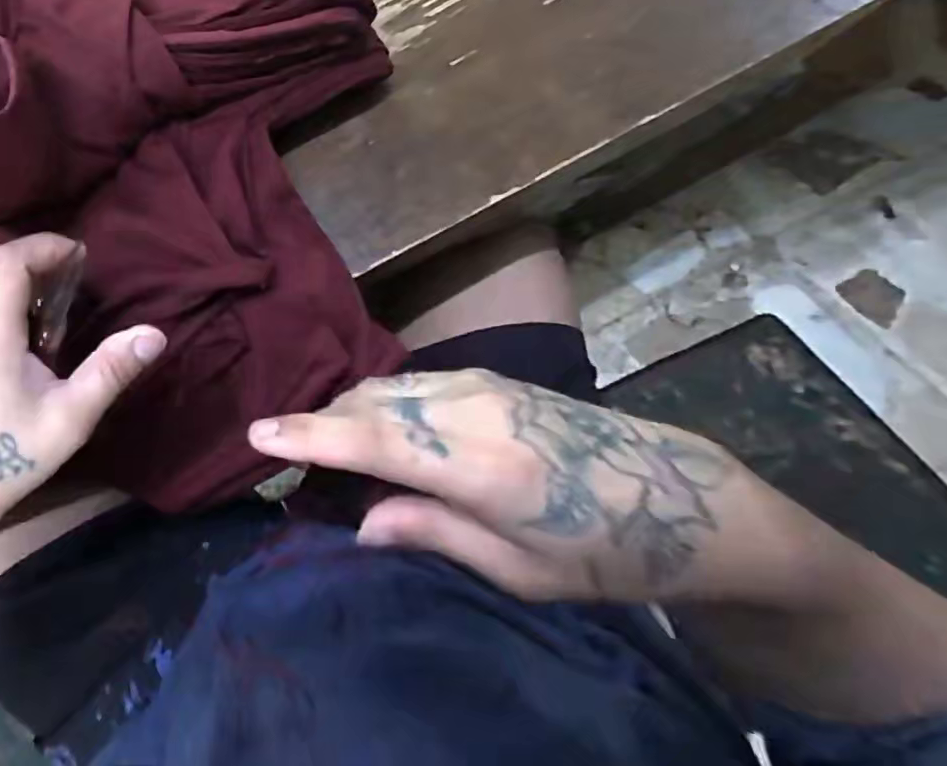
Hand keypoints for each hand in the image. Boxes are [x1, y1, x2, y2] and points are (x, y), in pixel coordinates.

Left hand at [0, 234, 164, 544]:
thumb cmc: (12, 456)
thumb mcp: (72, 416)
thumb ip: (111, 370)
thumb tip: (154, 334)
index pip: (8, 260)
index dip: (43, 244)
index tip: (78, 254)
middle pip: (5, 279)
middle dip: (46, 277)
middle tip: (79, 301)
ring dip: (31, 304)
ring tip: (58, 342)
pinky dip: (14, 321)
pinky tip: (31, 360)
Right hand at [249, 369, 831, 605]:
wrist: (688, 497)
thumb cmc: (607, 552)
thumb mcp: (524, 571)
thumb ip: (436, 533)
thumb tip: (359, 522)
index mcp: (486, 468)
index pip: (376, 442)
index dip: (311, 436)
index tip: (258, 434)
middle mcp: (473, 411)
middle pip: (367, 406)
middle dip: (318, 427)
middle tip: (290, 466)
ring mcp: (477, 384)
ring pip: (380, 388)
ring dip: (343, 414)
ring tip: (326, 449)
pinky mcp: (482, 376)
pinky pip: (404, 382)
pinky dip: (373, 403)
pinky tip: (372, 427)